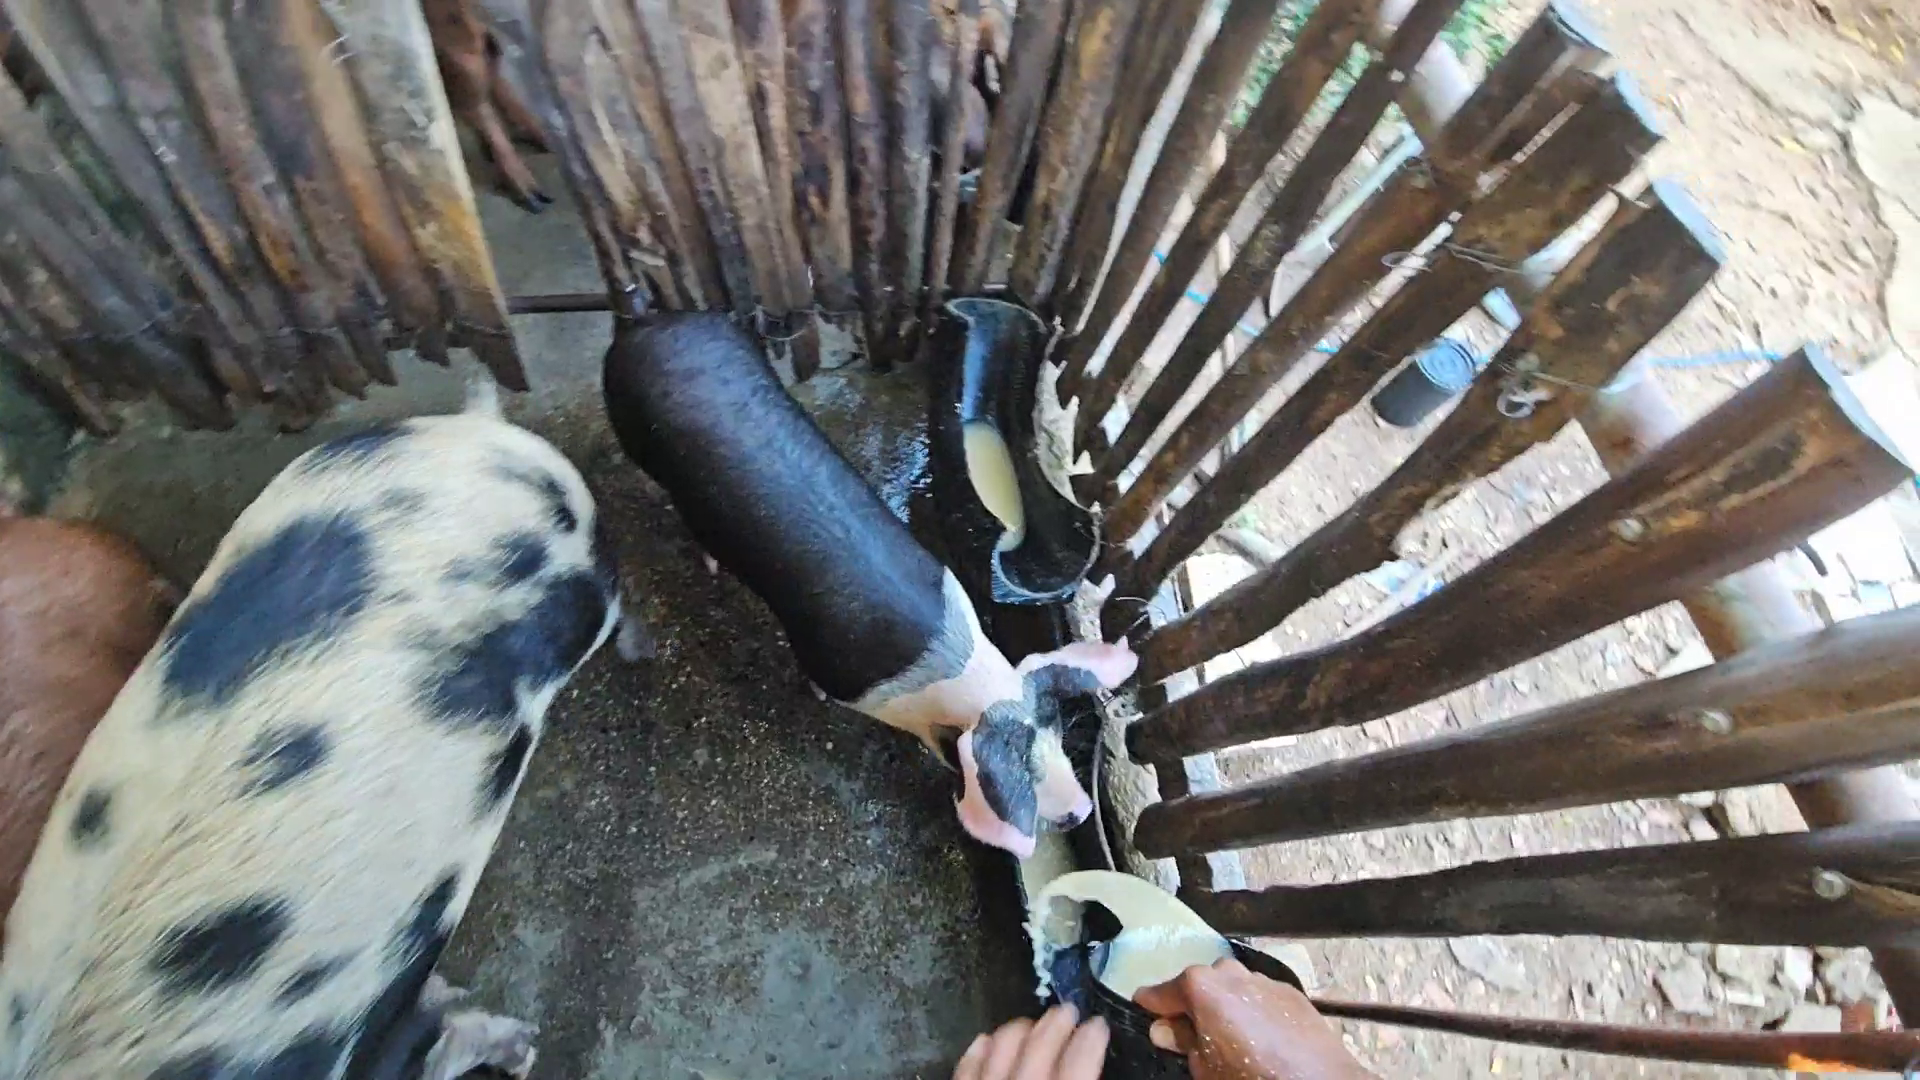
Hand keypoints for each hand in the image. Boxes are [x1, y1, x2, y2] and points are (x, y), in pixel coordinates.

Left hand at [954, 1003, 1108, 1079]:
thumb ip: (1083, 1079)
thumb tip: (1094, 1065)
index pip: (1077, 1069)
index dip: (1090, 1042)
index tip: (1098, 1023)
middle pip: (1038, 1052)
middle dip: (1055, 1025)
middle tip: (1068, 1010)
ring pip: (1000, 1051)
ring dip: (1018, 1032)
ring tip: (1032, 1022)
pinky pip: (966, 1071)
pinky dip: (976, 1053)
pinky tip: (985, 1040)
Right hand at [1134, 958, 1371, 1079]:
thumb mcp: (1206, 1070)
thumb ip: (1182, 1043)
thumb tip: (1164, 1029)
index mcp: (1199, 985)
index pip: (1160, 992)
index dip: (1150, 1007)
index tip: (1143, 1013)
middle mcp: (1226, 970)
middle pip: (1197, 987)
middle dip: (1194, 1009)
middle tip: (1198, 1039)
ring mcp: (1260, 977)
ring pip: (1230, 989)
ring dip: (1226, 1009)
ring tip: (1237, 1043)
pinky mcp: (1289, 991)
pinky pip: (1258, 997)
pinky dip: (1254, 1012)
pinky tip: (1265, 1042)